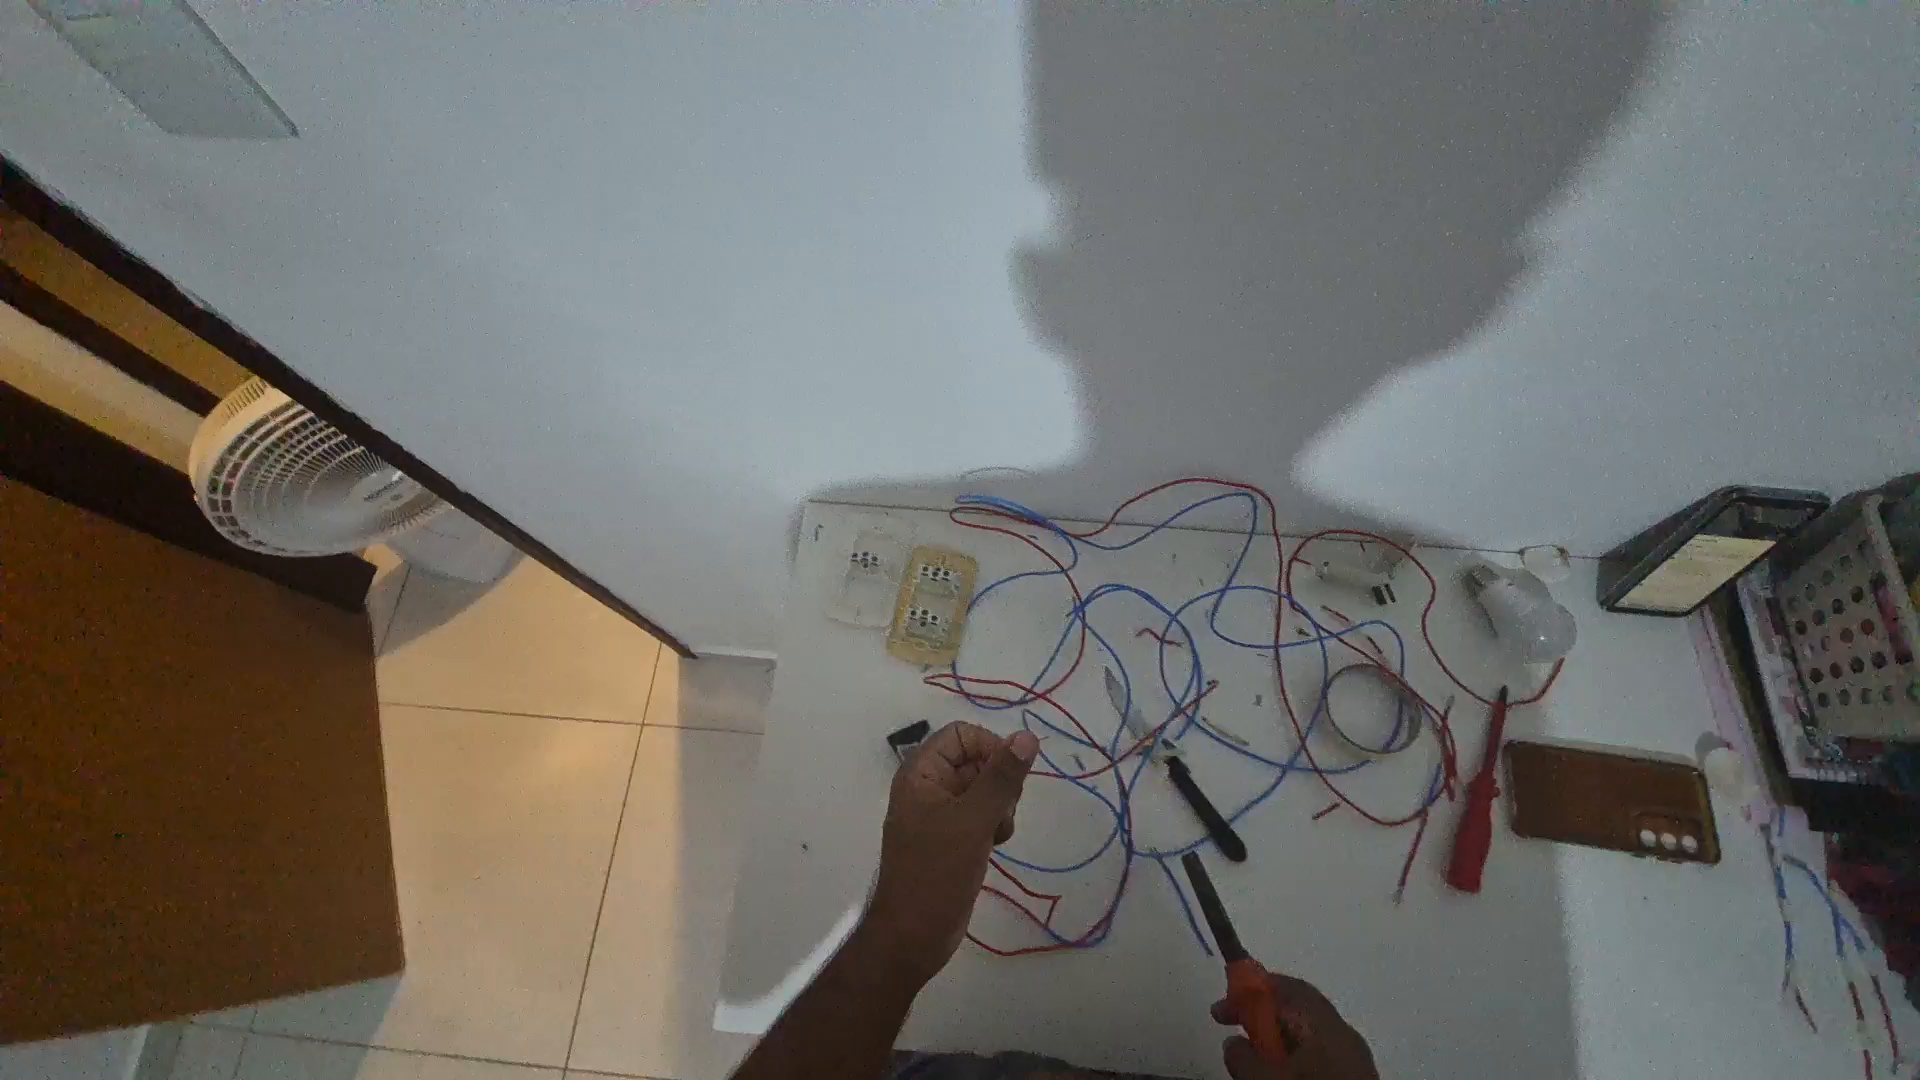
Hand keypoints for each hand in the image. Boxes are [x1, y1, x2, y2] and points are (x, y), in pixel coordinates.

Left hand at [861, 721, 1038, 987]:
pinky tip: (994, 846)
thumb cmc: (937, 872)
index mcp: (921, 771)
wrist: (913, 937)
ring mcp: (939, 812)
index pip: (963, 734)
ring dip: (999, 806)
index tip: (1008, 778)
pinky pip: (981, 813)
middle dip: (998, 782)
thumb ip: (1002, 776)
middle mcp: (928, 785)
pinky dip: (993, 824)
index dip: (990, 748)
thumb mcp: (974, 820)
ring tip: (996, 833)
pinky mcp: (952, 836)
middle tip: (1001, 812)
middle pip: (976, 759)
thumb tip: (1027, 736)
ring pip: (984, 788)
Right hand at [1215, 974, 1377, 1079]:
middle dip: (1263, 1017)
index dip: (1249, 989)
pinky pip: (1321, 1061)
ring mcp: (1357, 1064)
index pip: (1286, 987)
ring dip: (1278, 1044)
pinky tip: (1283, 1077)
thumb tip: (1233, 1043)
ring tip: (1256, 1062)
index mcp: (1325, 1023)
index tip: (1224, 1006)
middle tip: (1236, 1030)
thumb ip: (1243, 1056)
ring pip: (1310, 1040)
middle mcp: (1345, 1036)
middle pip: (1298, 1012)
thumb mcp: (1267, 1079)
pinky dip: (1296, 1063)